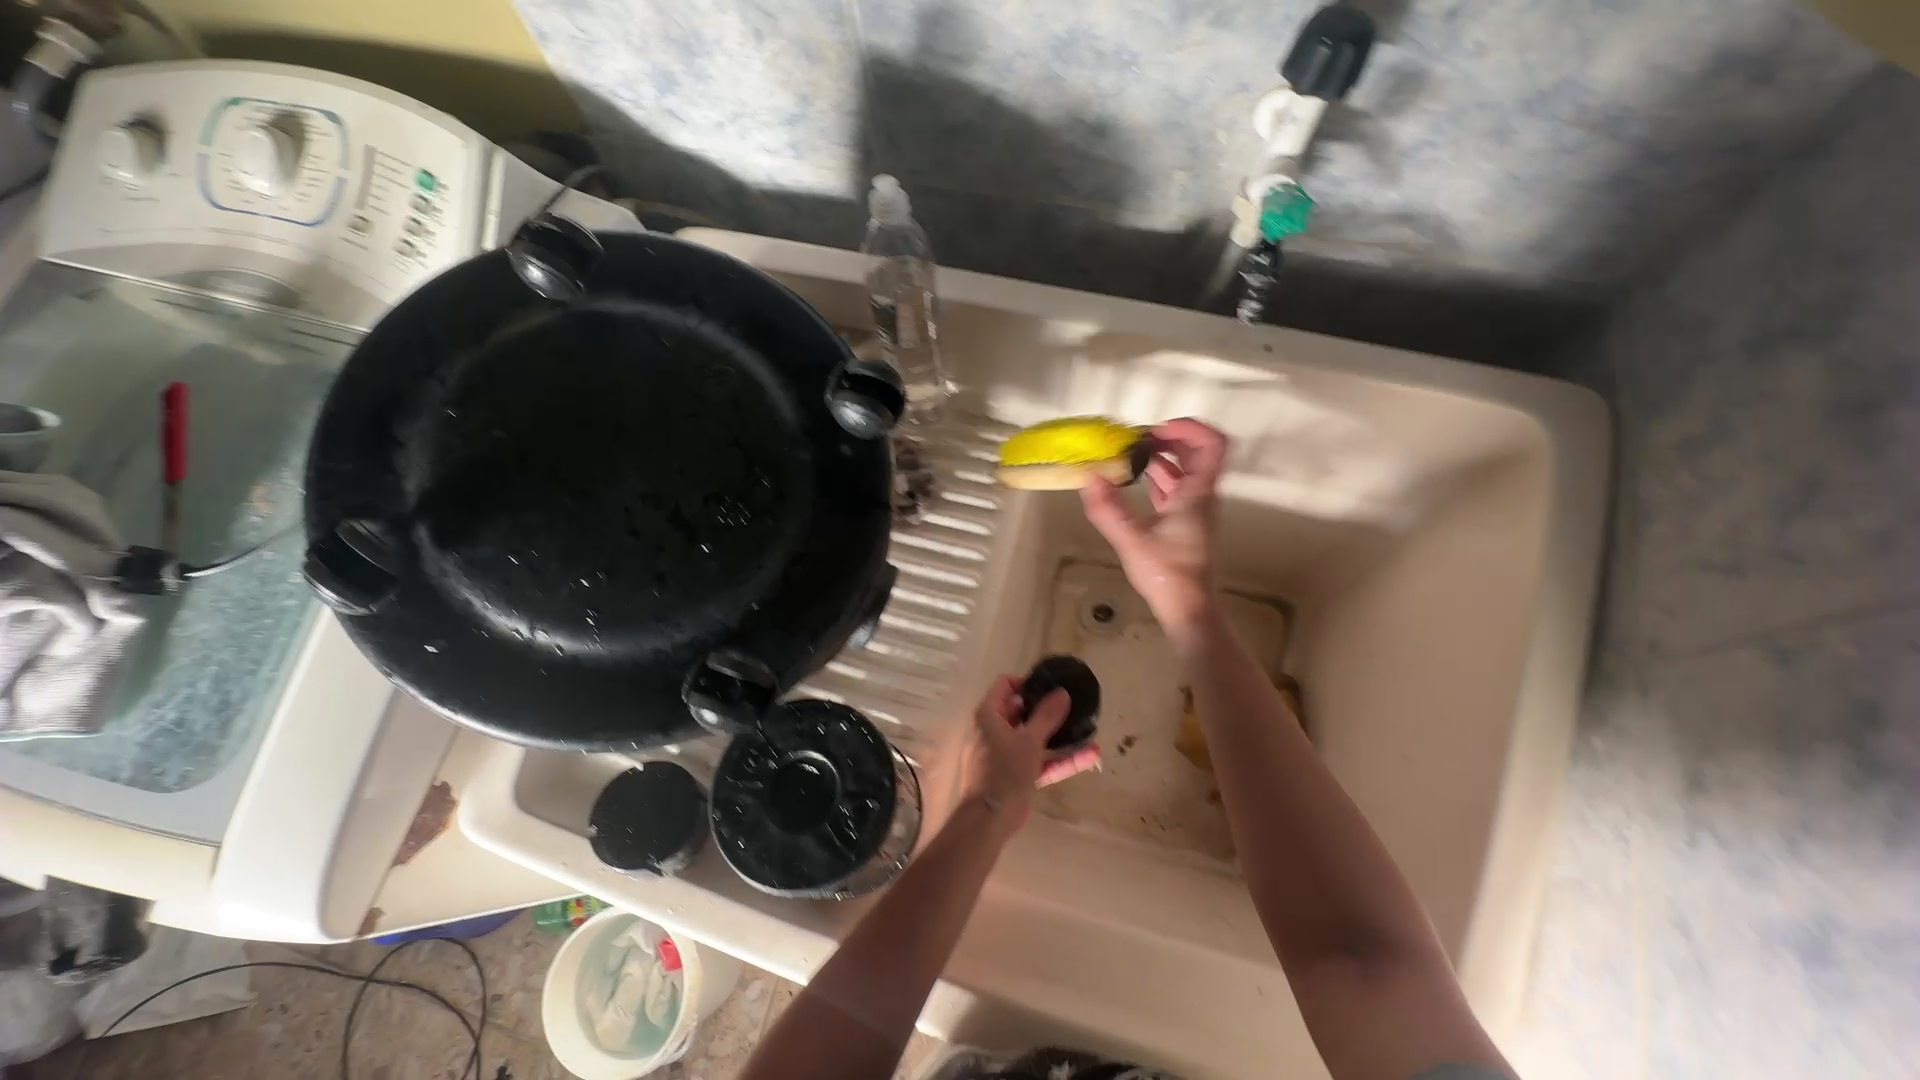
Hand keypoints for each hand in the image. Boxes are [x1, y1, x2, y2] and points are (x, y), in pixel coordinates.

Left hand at [954, 676, 1094, 838]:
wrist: (989, 818)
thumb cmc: (1004, 771)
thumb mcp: (1028, 740)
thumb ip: (1046, 716)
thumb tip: (1062, 692)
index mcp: (988, 716)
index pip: (1005, 686)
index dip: (1026, 683)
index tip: (1050, 688)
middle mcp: (993, 731)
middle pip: (1021, 711)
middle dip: (1047, 709)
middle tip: (1071, 706)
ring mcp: (1005, 754)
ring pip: (1033, 738)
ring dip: (1058, 736)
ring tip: (1085, 728)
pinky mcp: (1016, 775)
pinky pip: (1039, 761)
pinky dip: (1059, 759)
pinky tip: (1089, 756)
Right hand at [1079, 417, 1227, 631]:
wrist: (1189, 609)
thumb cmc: (1169, 575)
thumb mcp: (1133, 541)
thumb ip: (1108, 509)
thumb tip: (1088, 477)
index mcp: (1198, 494)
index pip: (1212, 444)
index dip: (1190, 428)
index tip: (1157, 430)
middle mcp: (1203, 496)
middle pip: (1198, 452)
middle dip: (1169, 438)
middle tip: (1137, 439)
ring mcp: (1196, 510)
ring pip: (1187, 470)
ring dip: (1162, 457)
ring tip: (1130, 455)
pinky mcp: (1186, 523)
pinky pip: (1177, 488)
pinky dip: (1159, 477)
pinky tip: (1135, 480)